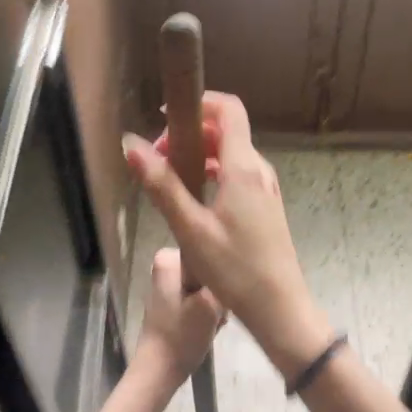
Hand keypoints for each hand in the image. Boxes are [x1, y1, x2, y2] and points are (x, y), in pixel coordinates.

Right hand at [123, 93, 333, 377]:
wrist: (280, 309)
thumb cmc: (235, 269)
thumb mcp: (190, 228)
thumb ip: (161, 185)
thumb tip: (131, 144)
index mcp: (244, 167)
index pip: (229, 109)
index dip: (198, 102)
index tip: (165, 116)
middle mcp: (259, 170)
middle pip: (226, 130)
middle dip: (189, 133)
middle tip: (157, 158)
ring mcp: (266, 189)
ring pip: (231, 153)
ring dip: (200, 155)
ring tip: (169, 179)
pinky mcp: (266, 206)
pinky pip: (238, 174)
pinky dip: (213, 173)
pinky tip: (194, 199)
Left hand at [136, 247, 224, 384]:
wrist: (160, 370)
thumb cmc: (182, 336)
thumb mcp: (209, 304)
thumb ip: (222, 278)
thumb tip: (234, 263)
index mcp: (169, 258)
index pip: (210, 250)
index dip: (220, 274)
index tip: (220, 296)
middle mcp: (167, 263)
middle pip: (209, 268)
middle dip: (218, 290)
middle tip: (216, 313)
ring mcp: (170, 282)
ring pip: (208, 284)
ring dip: (215, 303)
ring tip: (212, 322)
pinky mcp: (174, 299)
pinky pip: (201, 296)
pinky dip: (208, 310)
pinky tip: (208, 326)